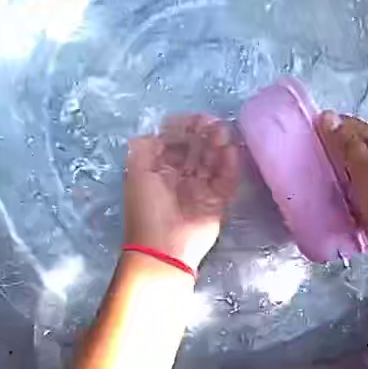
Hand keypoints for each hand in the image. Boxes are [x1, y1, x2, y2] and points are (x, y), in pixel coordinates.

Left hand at [124, 114, 241, 270]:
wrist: (164, 249)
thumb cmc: (147, 209)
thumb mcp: (137, 172)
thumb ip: (146, 147)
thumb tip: (160, 129)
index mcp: (160, 168)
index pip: (176, 141)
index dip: (186, 128)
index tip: (196, 119)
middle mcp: (181, 176)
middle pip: (197, 148)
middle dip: (205, 134)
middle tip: (214, 124)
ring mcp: (201, 188)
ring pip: (213, 160)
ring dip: (219, 145)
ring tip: (224, 133)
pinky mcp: (218, 201)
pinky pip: (227, 179)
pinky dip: (230, 165)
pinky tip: (231, 151)